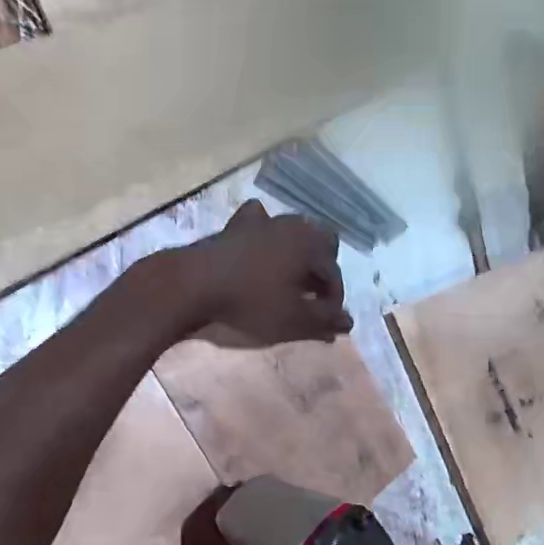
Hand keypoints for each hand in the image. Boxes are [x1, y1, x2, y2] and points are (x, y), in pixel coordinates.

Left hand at [164, 200, 351, 344]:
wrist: (194, 284)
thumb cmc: (250, 302)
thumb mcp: (292, 319)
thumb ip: (323, 320)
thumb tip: (349, 322)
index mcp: (311, 245)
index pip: (334, 273)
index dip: (334, 300)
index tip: (326, 321)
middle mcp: (293, 225)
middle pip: (321, 242)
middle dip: (322, 268)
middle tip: (313, 295)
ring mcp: (263, 221)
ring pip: (293, 230)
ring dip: (298, 253)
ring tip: (290, 278)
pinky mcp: (235, 226)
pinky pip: (259, 222)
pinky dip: (265, 234)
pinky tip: (260, 246)